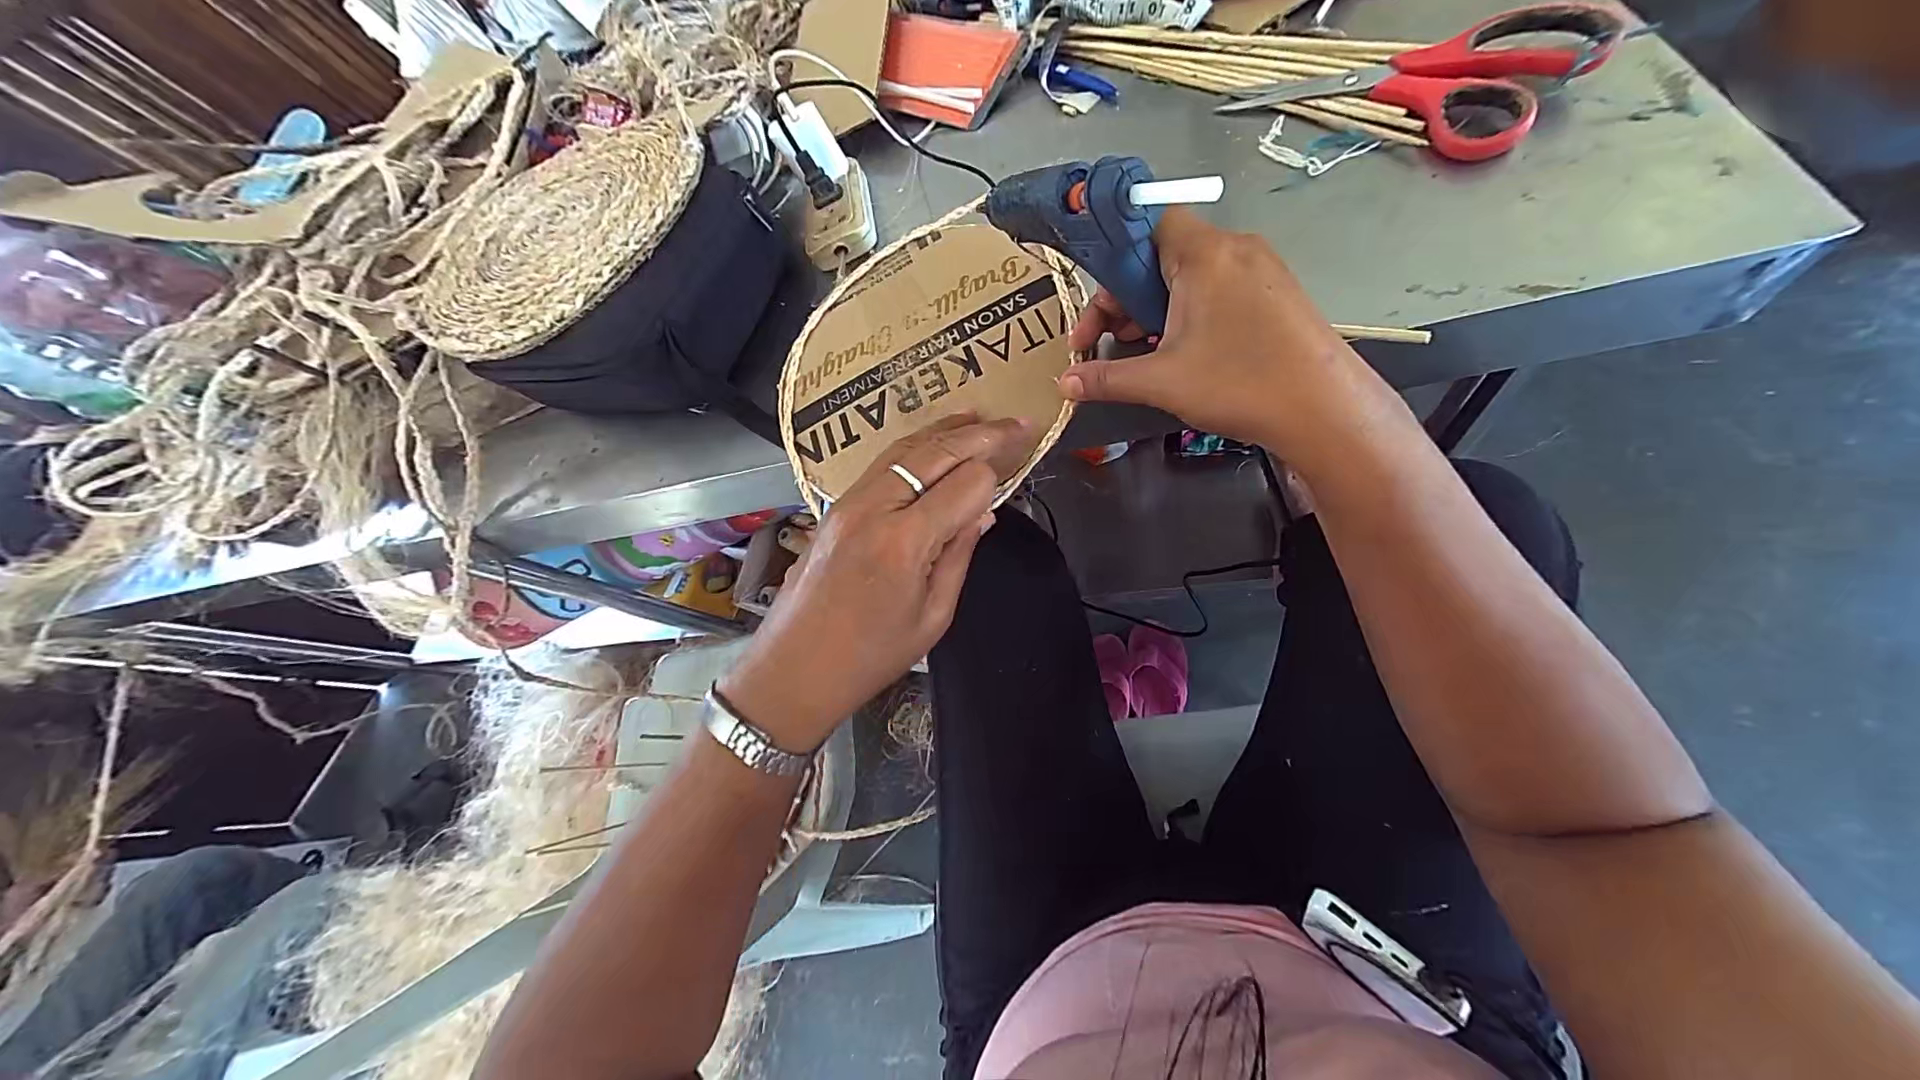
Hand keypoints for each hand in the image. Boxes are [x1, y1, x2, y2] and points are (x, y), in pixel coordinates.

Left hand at [716, 416, 1029, 751]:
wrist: (794, 668)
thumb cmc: (870, 656)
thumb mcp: (933, 616)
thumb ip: (959, 555)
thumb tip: (982, 513)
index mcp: (905, 541)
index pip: (966, 482)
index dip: (995, 476)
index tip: (1016, 471)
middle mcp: (874, 508)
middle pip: (937, 451)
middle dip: (982, 434)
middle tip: (1017, 421)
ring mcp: (849, 502)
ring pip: (904, 447)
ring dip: (946, 430)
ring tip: (979, 418)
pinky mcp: (835, 507)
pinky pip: (882, 462)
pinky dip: (914, 446)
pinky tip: (933, 443)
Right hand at [1058, 207, 1407, 468]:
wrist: (1324, 410)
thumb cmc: (1240, 384)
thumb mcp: (1160, 381)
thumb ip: (1106, 378)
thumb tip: (1066, 384)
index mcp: (1204, 254)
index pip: (1147, 224)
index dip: (1115, 261)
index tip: (1100, 308)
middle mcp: (1235, 249)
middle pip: (1163, 254)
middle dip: (1129, 298)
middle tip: (1113, 341)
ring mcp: (1260, 271)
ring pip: (1190, 276)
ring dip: (1157, 310)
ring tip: (1146, 353)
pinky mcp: (1274, 295)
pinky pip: (1218, 290)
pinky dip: (1190, 314)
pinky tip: (1183, 353)